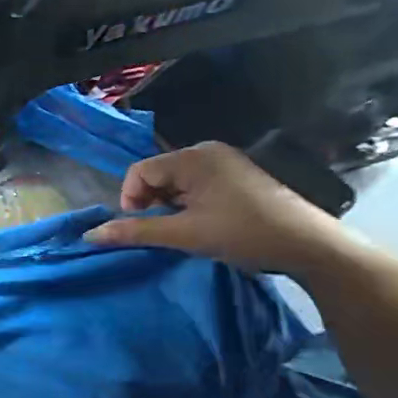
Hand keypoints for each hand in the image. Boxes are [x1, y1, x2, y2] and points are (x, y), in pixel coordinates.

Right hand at [83, 142, 374, 277]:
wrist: (307, 245)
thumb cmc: (242, 234)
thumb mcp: (184, 234)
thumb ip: (134, 232)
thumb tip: (90, 235)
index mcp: (193, 157)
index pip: (139, 172)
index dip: (131, 200)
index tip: (141, 228)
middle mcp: (207, 152)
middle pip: (156, 175)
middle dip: (150, 205)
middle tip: (164, 232)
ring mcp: (224, 162)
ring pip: (175, 183)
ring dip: (169, 208)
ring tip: (184, 231)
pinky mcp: (236, 177)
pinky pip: (195, 186)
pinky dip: (188, 205)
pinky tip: (202, 226)